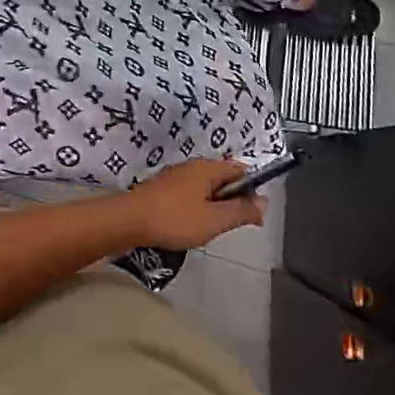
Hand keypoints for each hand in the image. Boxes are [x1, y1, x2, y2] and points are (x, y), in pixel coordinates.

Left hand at [125, 158, 265, 249]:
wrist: (130, 220)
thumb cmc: (175, 219)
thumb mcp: (214, 220)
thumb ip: (241, 210)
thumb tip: (264, 202)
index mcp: (207, 168)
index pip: (240, 169)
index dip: (251, 189)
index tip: (252, 214)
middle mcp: (192, 166)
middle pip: (223, 178)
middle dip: (231, 199)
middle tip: (229, 225)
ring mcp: (175, 175)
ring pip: (205, 188)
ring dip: (213, 206)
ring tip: (209, 228)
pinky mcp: (163, 188)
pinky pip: (189, 194)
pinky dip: (196, 207)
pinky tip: (189, 225)